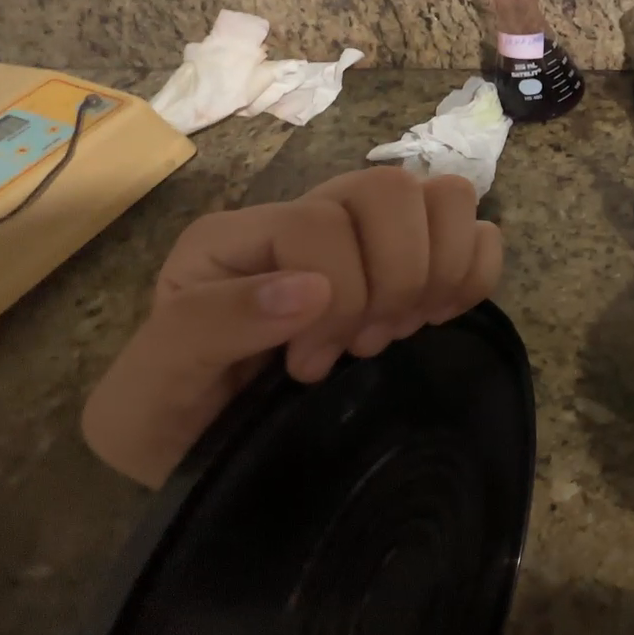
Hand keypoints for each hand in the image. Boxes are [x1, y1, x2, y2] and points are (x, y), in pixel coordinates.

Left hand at [82, 168, 502, 487]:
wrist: (219, 445)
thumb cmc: (181, 420)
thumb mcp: (151, 389)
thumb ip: (205, 327)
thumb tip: (310, 289)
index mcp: (242, 233)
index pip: (320, 222)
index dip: (335, 295)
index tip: (312, 365)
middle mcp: (317, 212)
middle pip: (393, 189)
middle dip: (396, 276)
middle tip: (369, 339)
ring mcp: (378, 230)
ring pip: (448, 196)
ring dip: (441, 270)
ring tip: (406, 324)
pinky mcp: (426, 254)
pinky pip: (482, 232)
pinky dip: (475, 275)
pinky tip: (439, 316)